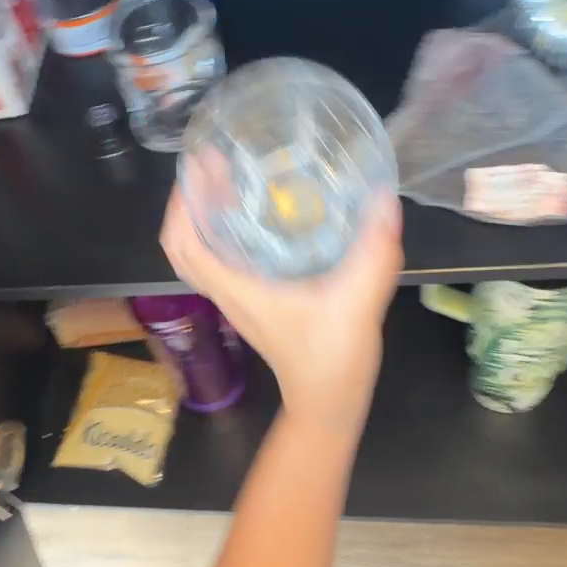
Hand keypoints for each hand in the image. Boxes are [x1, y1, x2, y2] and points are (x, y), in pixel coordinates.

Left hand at [159, 174, 403, 437]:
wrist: (328, 404)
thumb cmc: (333, 360)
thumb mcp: (358, 303)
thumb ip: (373, 253)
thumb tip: (384, 198)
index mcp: (238, 289)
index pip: (185, 244)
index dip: (183, 202)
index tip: (200, 165)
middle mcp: (229, 292)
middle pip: (184, 245)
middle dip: (190, 201)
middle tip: (215, 163)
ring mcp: (238, 300)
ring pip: (202, 253)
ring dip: (205, 216)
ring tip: (229, 179)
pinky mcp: (254, 303)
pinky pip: (222, 262)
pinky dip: (225, 234)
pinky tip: (257, 215)